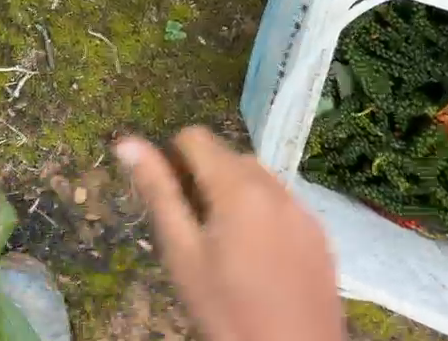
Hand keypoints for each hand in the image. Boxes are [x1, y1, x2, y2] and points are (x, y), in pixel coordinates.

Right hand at [115, 128, 344, 340]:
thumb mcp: (181, 252)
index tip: (171, 198)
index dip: (172, 158)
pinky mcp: (321, 236)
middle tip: (192, 223)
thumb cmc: (227, 309)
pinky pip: (281, 200)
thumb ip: (157, 190)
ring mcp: (304, 212)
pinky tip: (256, 253)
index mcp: (238, 188)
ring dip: (232, 188)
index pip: (194, 137)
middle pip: (225, 153)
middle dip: (202, 175)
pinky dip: (261, 209)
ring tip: (222, 238)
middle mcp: (275, 188)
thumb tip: (126, 142)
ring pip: (255, 175)